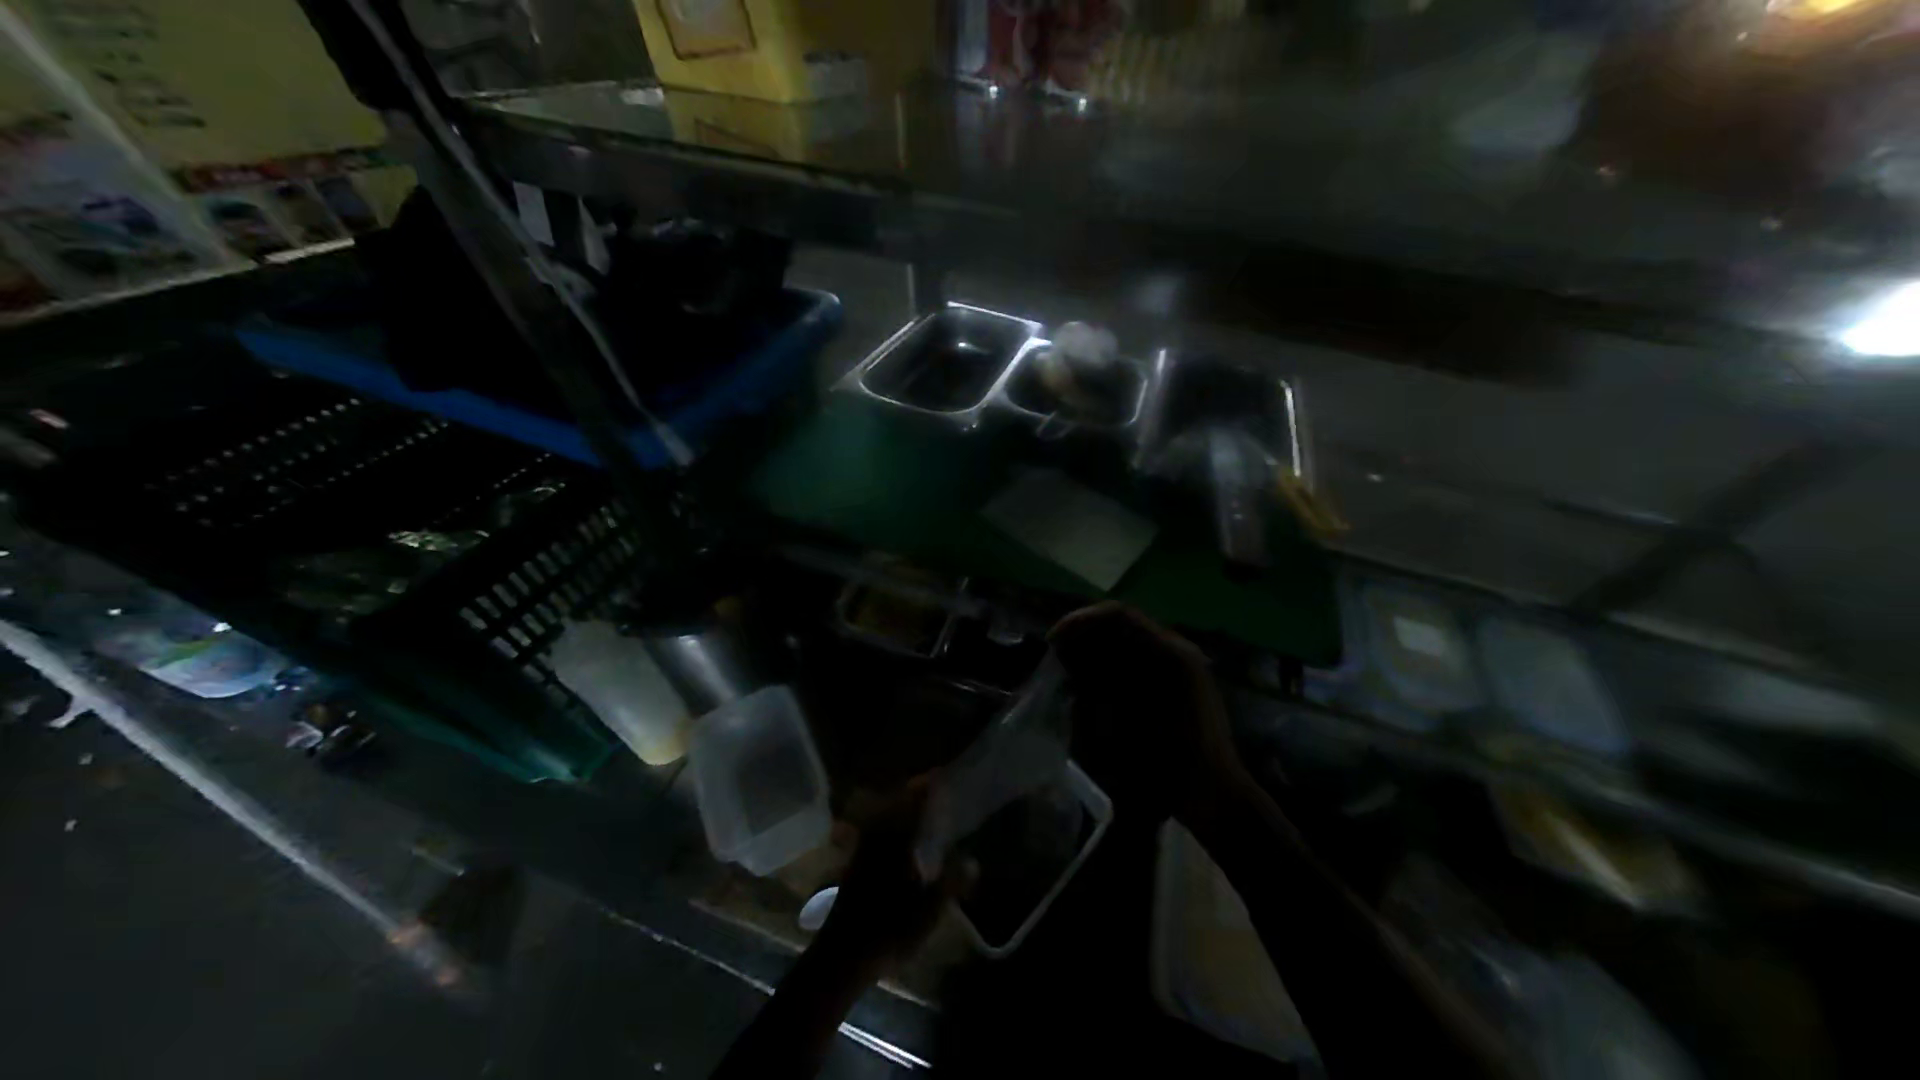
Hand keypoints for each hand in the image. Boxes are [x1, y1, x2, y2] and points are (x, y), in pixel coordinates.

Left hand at [816, 779, 967, 975]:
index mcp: (898, 842)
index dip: (926, 789)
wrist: (842, 955)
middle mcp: (878, 840)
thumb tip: (974, 860)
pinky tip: (892, 840)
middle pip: (893, 807)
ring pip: (880, 820)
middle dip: (910, 795)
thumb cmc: (890, 929)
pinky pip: (871, 835)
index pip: (913, 805)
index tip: (939, 776)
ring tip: (912, 810)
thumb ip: (952, 883)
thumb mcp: (929, 911)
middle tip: (928, 789)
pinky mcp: (852, 869)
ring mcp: (862, 854)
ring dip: (895, 810)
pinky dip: (884, 828)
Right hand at [1048, 603, 1247, 820]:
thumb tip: (1067, 653)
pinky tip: (1099, 687)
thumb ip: (1090, 682)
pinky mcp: (1185, 682)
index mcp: (1166, 653)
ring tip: (1073, 672)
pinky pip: (1144, 659)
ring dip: (1100, 651)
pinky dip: (1117, 666)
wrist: (1211, 796)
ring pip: (1132, 641)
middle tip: (1058, 658)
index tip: (1053, 643)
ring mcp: (1185, 665)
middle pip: (1124, 624)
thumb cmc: (1161, 764)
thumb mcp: (1114, 723)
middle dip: (1087, 636)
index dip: (1079, 622)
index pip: (1116, 615)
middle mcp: (1178, 649)